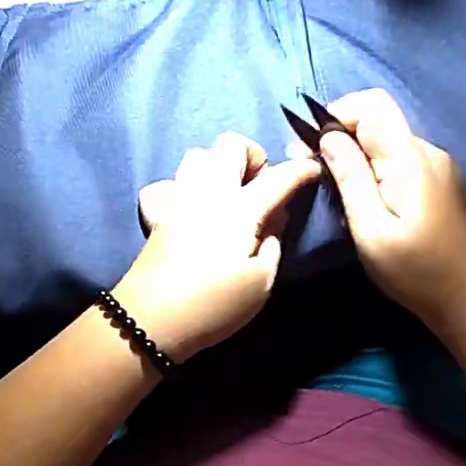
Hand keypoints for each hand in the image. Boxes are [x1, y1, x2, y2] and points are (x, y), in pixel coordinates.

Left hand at [111, 132, 321, 361]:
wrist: (151, 321)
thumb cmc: (213, 305)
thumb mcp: (261, 283)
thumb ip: (274, 243)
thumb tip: (275, 219)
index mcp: (240, 209)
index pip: (278, 177)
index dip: (302, 170)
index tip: (314, 170)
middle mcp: (208, 192)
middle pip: (230, 144)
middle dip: (254, 156)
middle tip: (262, 187)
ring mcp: (178, 199)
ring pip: (198, 155)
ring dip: (219, 165)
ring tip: (229, 194)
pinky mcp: (156, 213)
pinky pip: (168, 183)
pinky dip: (182, 188)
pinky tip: (191, 209)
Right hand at [307, 89, 465, 337]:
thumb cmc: (417, 271)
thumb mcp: (372, 230)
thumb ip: (350, 179)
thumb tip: (327, 136)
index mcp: (411, 159)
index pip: (371, 106)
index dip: (335, 115)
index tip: (309, 146)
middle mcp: (428, 152)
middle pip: (379, 120)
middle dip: (340, 135)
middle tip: (311, 166)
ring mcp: (439, 166)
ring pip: (389, 141)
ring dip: (357, 153)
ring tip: (332, 183)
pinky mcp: (441, 182)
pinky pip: (401, 160)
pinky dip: (376, 167)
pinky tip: (363, 195)